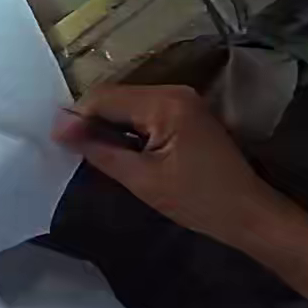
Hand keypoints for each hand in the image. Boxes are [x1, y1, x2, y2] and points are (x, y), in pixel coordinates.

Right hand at [52, 84, 298, 248]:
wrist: (251, 216)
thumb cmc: (198, 201)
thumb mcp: (141, 179)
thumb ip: (99, 150)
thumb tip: (60, 129)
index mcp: (165, 103)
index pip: (105, 98)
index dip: (77, 116)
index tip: (56, 139)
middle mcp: (172, 91)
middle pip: (114, 96)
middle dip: (89, 119)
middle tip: (68, 146)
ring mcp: (180, 99)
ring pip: (125, 102)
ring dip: (105, 122)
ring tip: (87, 147)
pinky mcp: (183, 110)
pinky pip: (141, 110)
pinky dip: (124, 126)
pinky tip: (115, 145)